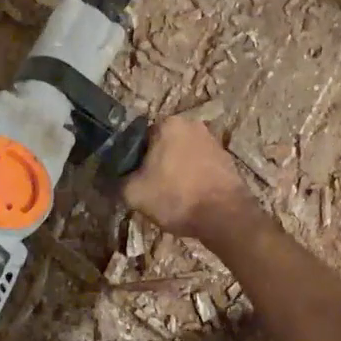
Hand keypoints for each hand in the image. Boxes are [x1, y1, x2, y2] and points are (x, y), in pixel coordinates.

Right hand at [122, 118, 262, 242]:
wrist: (224, 216)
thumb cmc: (175, 197)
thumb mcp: (133, 193)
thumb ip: (118, 181)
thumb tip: (114, 179)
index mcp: (167, 123)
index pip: (139, 138)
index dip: (132, 161)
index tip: (133, 180)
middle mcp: (192, 124)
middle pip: (162, 146)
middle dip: (155, 165)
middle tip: (150, 190)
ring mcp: (213, 141)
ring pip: (182, 156)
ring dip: (175, 172)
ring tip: (171, 197)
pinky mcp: (227, 159)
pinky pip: (199, 167)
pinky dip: (192, 179)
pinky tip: (190, 199)